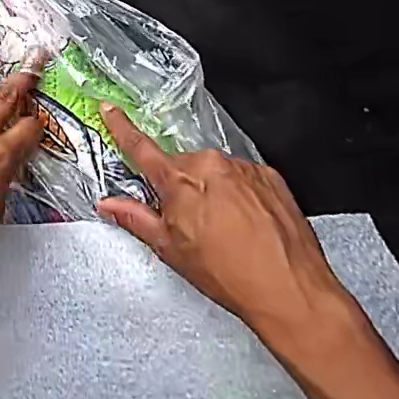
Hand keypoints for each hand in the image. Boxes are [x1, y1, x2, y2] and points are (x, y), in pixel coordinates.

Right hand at [96, 103, 347, 333]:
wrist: (289, 289)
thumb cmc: (230, 275)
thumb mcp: (172, 251)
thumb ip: (136, 219)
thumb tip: (108, 205)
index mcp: (180, 181)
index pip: (141, 147)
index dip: (121, 126)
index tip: (110, 109)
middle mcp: (210, 164)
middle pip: (183, 166)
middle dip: (183, 188)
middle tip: (193, 222)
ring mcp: (241, 167)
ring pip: (215, 172)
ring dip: (214, 191)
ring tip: (228, 229)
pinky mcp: (268, 174)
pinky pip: (243, 177)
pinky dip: (241, 194)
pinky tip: (248, 223)